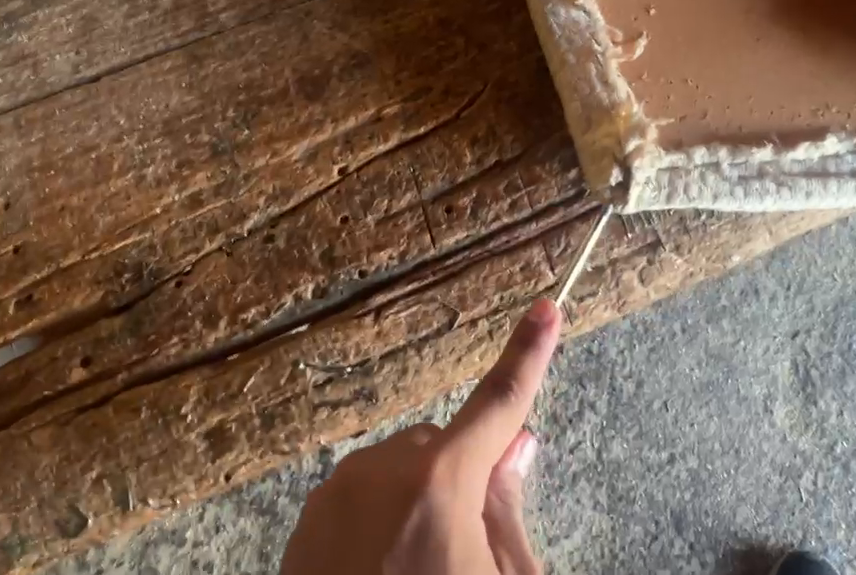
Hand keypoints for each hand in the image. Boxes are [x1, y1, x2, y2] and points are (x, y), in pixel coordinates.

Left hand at [280, 298, 561, 574]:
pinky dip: (381, 517)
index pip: (501, 403)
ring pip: (402, 469)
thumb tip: (517, 445)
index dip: (529, 355)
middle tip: (467, 550)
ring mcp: (340, 488)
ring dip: (420, 499)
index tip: (547, 307)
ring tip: (416, 572)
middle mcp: (384, 467)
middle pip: (446, 448)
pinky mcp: (309, 516)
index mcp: (441, 481)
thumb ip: (510, 513)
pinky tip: (378, 572)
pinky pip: (363, 494)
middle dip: (464, 478)